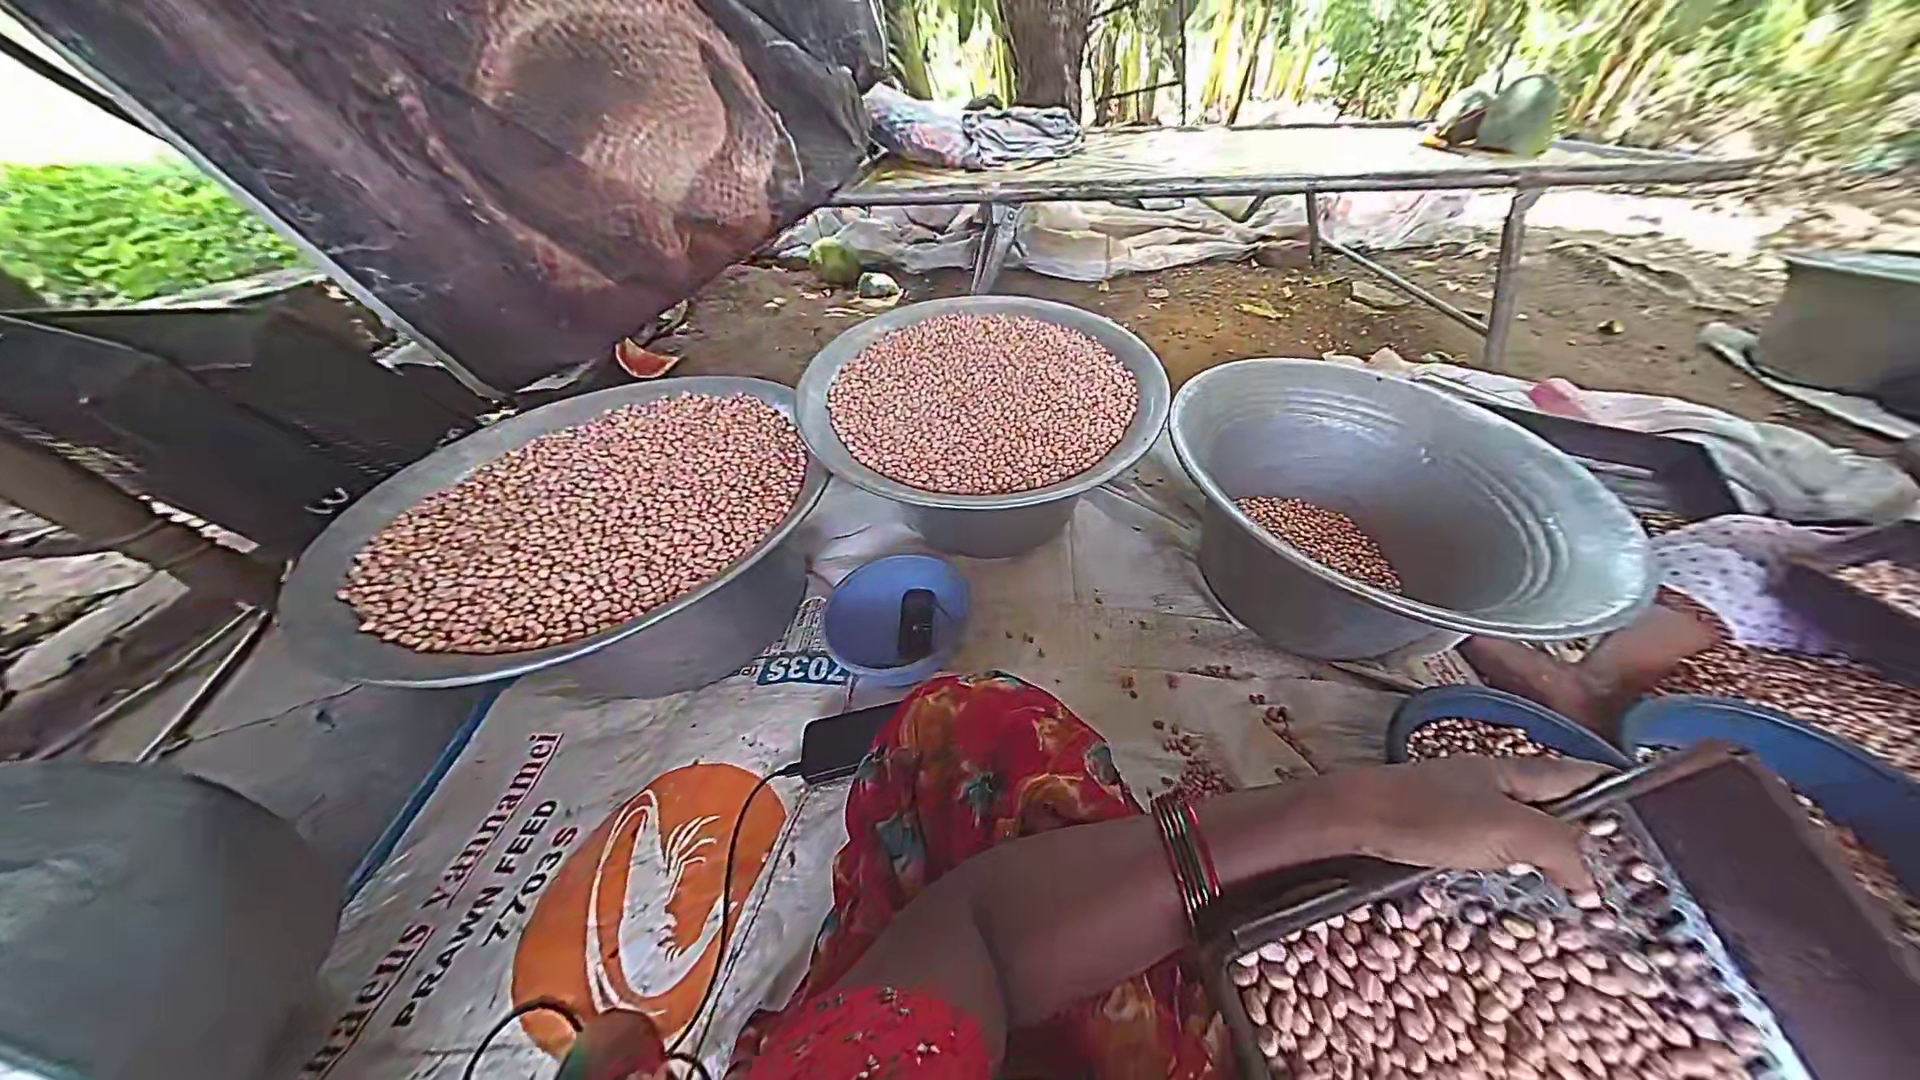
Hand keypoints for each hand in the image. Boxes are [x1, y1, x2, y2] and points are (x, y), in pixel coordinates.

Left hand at [1320, 756, 1607, 888]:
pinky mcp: (1440, 824)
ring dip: (1552, 850)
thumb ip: (1561, 847)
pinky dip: (1515, 859)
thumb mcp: (1508, 829)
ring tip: (1585, 884)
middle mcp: (1487, 780)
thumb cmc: (1427, 814)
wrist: (1354, 816)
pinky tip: (1522, 879)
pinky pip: (1493, 840)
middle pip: (1553, 801)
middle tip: (1632, 871)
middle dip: (1590, 831)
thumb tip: (1590, 880)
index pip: (1578, 773)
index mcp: (1509, 770)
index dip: (1618, 788)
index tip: (1662, 814)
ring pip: (1523, 824)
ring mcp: (1461, 801)